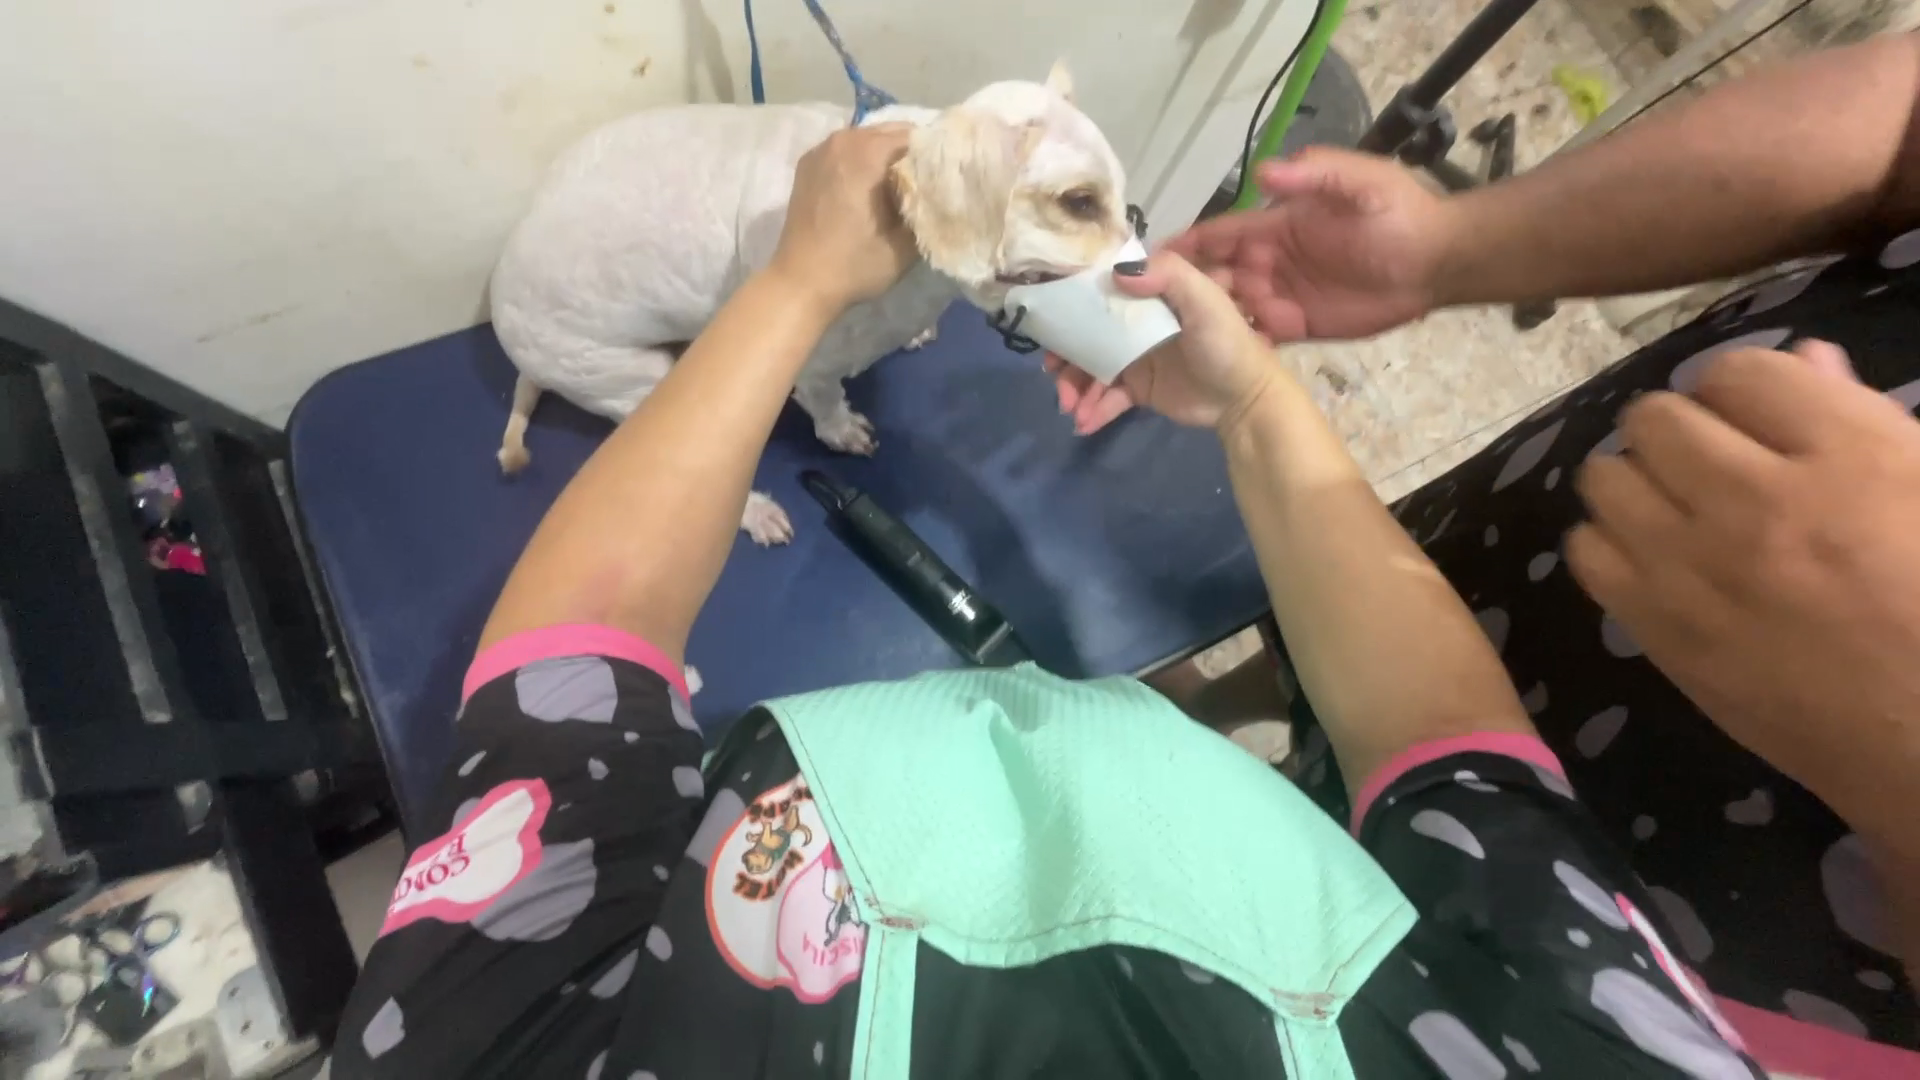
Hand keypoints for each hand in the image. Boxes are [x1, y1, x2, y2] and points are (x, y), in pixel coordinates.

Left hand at [767, 123, 918, 313]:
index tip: (943, 179)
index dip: (933, 155)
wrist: (800, 283)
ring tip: (898, 187)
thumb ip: (926, 215)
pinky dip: (861, 163)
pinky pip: (845, 151)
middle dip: (909, 154)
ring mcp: (821, 150)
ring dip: (885, 158)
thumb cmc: (853, 267)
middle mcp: (842, 139)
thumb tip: (937, 197)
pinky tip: (868, 190)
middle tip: (924, 184)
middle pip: (888, 132)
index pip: (914, 136)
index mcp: (867, 152)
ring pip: (866, 140)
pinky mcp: (808, 165)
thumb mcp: (903, 248)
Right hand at [1044, 252, 1280, 433]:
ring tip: (1071, 408)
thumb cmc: (1227, 343)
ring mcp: (1135, 359)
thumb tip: (1116, 273)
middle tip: (1053, 374)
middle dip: (1065, 357)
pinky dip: (1094, 411)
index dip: (1073, 304)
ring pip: (1092, 371)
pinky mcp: (1139, 390)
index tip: (1049, 319)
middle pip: (1087, 336)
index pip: (1103, 292)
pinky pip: (1107, 399)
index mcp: (1151, 296)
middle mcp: (1138, 325)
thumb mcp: (1204, 299)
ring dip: (1076, 389)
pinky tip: (1084, 424)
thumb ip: (1167, 275)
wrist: (1244, 398)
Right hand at [1168, 148, 1457, 342]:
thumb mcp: (1362, 182)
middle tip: (1134, 311)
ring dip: (1188, 322)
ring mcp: (1273, 298)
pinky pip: (1246, 337)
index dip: (1179, 247)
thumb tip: (1261, 172)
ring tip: (1152, 340)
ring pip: (1218, 310)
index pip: (1214, 236)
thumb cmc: (1399, 216)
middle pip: (1205, 278)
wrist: (1436, 264)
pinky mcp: (1288, 328)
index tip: (1140, 262)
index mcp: (1270, 227)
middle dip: (1170, 291)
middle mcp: (1263, 263)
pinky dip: (1220, 346)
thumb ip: (1315, 174)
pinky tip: (1194, 361)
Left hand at [1567, 340, 1919, 846]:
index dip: (1741, 388)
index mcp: (1853, 460)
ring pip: (1603, 476)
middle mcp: (1752, 500)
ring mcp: (1686, 561)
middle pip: (1652, 419)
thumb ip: (1869, 421)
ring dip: (1633, 479)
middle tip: (1708, 459)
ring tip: (1675, 504)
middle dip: (1676, 429)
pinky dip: (1606, 540)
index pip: (1740, 373)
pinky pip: (1583, 546)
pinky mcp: (1646, 617)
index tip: (1754, 414)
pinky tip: (1648, 554)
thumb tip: (1802, 358)